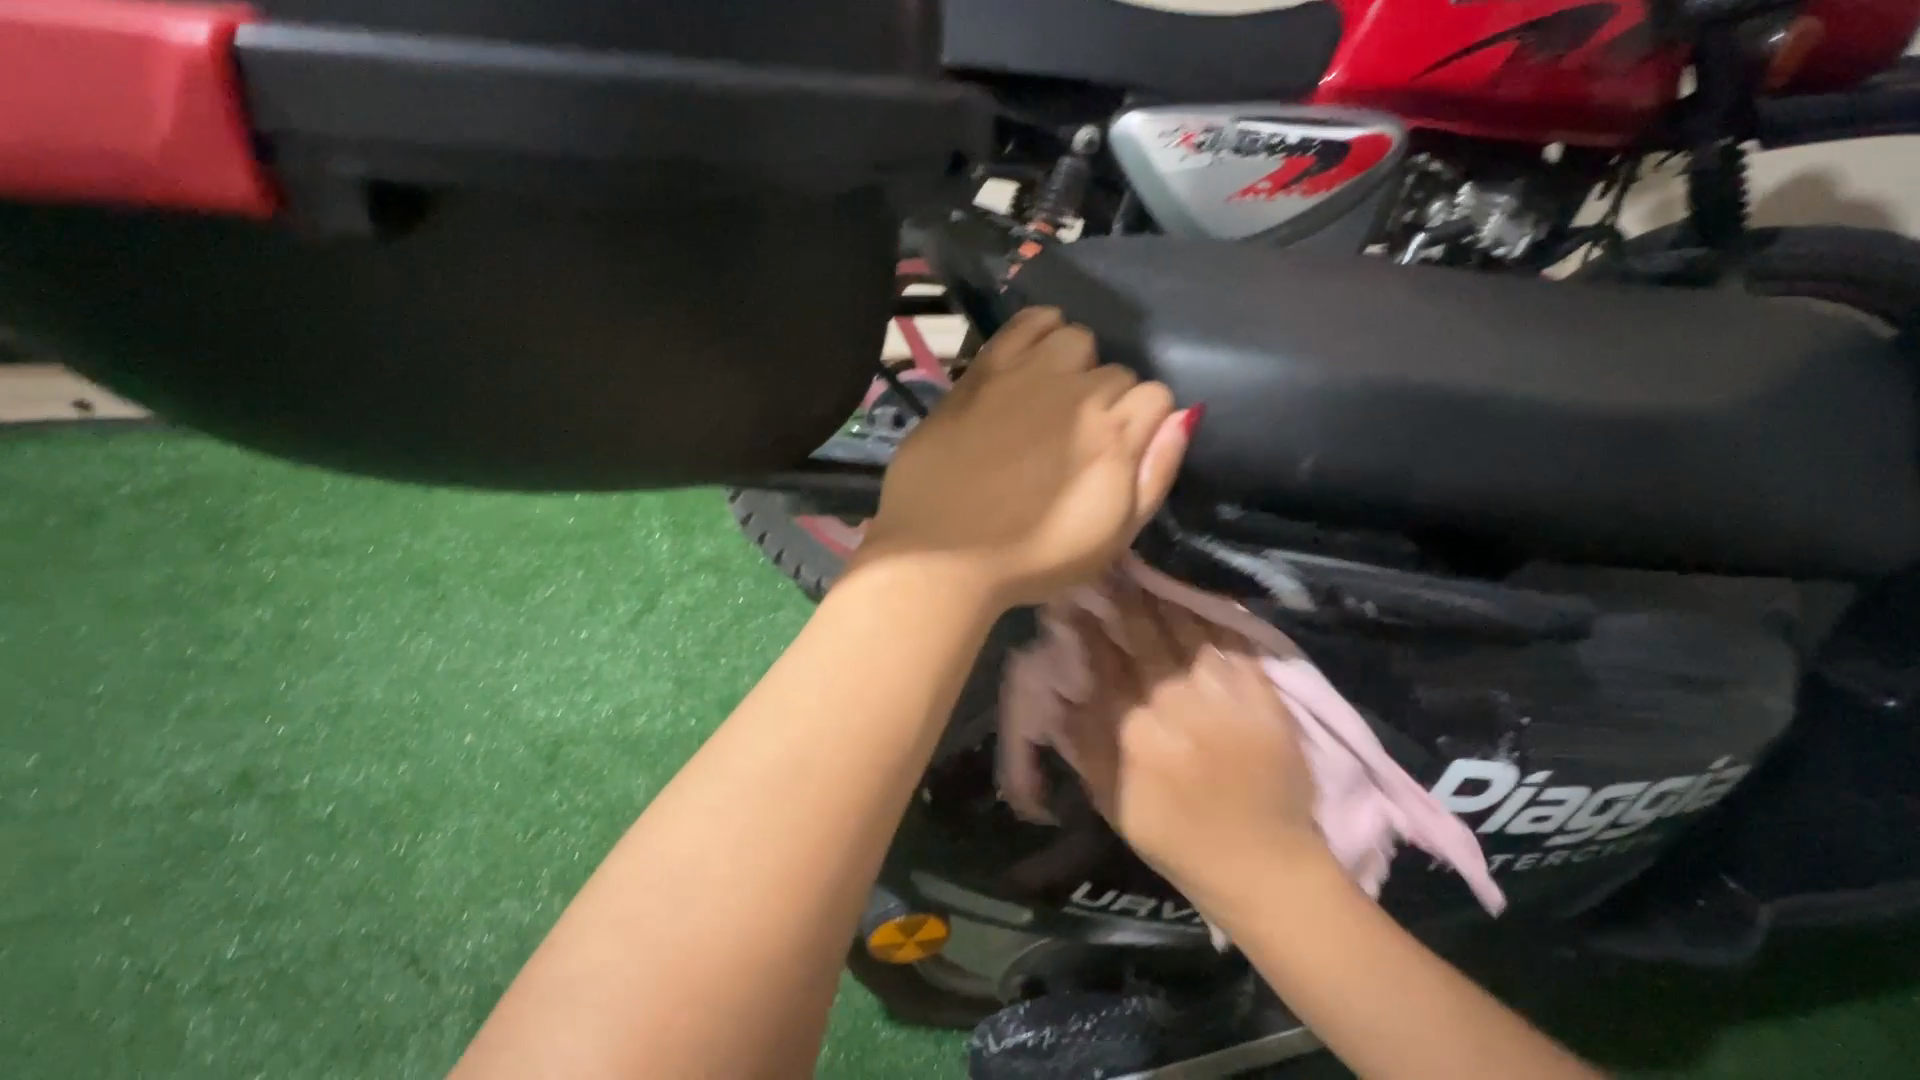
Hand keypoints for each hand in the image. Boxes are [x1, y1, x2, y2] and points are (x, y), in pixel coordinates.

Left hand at [853, 308, 1195, 608]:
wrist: (941, 555)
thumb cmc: (1032, 558)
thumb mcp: (1113, 537)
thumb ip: (1156, 474)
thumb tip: (1184, 417)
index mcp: (1114, 435)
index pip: (1157, 396)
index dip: (1143, 425)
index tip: (1119, 454)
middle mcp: (1077, 392)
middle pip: (1117, 371)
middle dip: (1108, 402)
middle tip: (1077, 441)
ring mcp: (1026, 374)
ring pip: (1075, 337)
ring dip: (1074, 364)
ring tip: (1053, 397)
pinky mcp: (983, 370)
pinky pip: (1026, 321)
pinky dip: (1039, 330)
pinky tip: (1032, 358)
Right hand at [1059, 581, 1329, 906]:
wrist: (1262, 865)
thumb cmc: (1177, 841)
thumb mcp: (1114, 804)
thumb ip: (1086, 748)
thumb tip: (1062, 698)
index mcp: (1134, 734)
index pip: (1104, 665)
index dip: (1088, 630)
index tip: (1074, 602)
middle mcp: (1175, 706)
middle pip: (1144, 638)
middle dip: (1123, 600)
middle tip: (1108, 570)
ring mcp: (1223, 699)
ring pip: (1187, 634)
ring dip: (1162, 601)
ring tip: (1144, 576)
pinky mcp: (1263, 699)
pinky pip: (1233, 648)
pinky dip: (1211, 622)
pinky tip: (1194, 604)